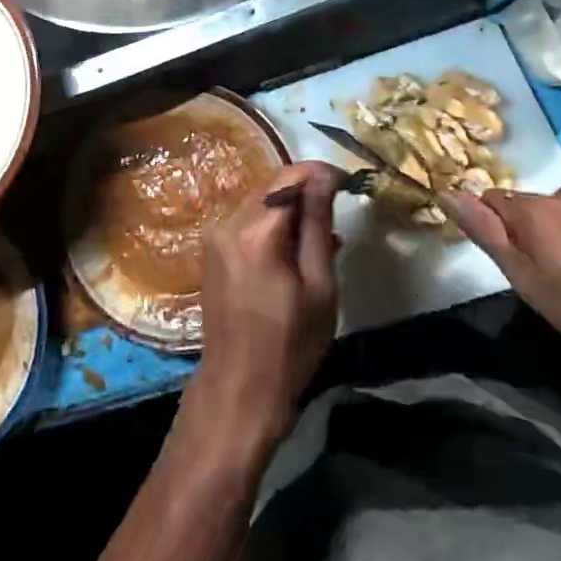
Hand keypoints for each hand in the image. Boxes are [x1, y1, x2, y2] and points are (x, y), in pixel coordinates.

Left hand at [186, 161, 344, 447]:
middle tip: (338, 213)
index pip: (288, 177)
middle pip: (270, 187)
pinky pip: (246, 222)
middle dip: (306, 191)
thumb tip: (324, 179)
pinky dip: (272, 225)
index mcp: (254, 232)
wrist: (239, 387)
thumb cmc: (290, 344)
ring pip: (258, 203)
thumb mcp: (319, 286)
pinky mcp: (211, 251)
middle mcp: (226, 224)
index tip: (349, 184)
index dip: (321, 173)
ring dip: (290, 210)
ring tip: (322, 238)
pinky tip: (294, 251)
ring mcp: (213, 237)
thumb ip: (318, 225)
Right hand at [441, 186, 560, 390]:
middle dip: (525, 233)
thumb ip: (487, 235)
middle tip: (544, 278)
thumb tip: (447, 193)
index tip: (507, 262)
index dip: (491, 229)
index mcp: (533, 210)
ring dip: (559, 236)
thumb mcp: (530, 283)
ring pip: (560, 214)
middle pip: (525, 206)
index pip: (489, 199)